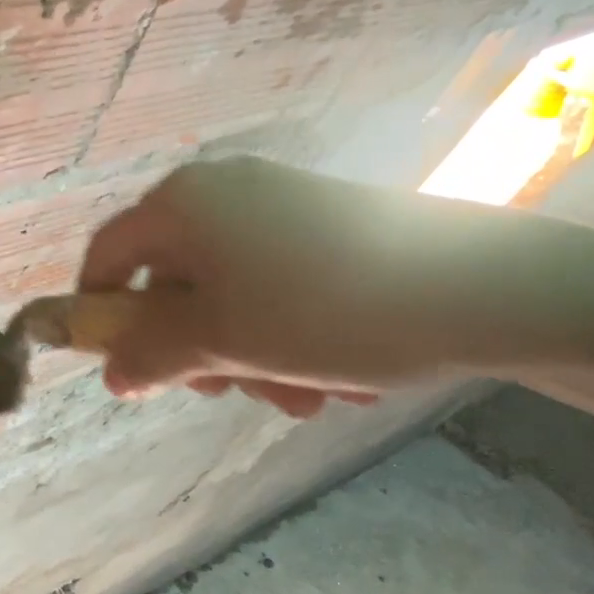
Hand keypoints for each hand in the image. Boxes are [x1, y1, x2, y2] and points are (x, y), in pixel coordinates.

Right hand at [78, 156, 475, 416]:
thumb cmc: (320, 310)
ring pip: (230, 289)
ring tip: (304, 401)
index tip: (120, 361)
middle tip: (227, 394)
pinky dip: (288, 330)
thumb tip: (112, 376)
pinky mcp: (329, 222)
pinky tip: (336, 376)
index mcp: (180, 204)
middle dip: (196, 347)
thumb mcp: (220, 344)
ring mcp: (279, 203)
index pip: (107, 255)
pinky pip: (278, 280)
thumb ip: (149, 357)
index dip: (100, 310)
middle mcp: (220, 191)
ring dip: (249, 352)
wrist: (493, 287)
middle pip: (174, 279)